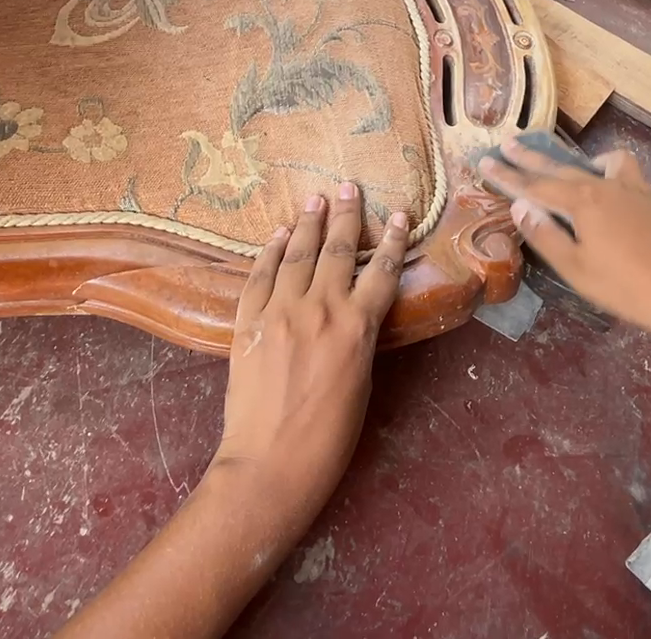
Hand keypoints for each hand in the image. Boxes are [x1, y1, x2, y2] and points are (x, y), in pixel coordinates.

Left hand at [212, 183, 406, 522]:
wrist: (270, 464)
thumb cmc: (329, 437)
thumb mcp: (361, 382)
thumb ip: (358, 338)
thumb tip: (355, 310)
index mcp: (357, 327)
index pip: (382, 270)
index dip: (394, 239)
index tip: (401, 213)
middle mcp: (321, 308)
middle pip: (339, 250)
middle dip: (347, 214)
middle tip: (349, 186)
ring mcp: (280, 311)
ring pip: (298, 255)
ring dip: (309, 224)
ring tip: (315, 199)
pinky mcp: (248, 322)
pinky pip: (259, 276)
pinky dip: (270, 252)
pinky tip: (278, 235)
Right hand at [479, 139, 650, 343]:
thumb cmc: (623, 287)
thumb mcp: (574, 268)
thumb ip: (544, 234)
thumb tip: (520, 205)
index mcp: (581, 202)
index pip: (533, 186)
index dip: (506, 175)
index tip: (484, 162)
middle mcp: (603, 186)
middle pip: (558, 168)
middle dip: (529, 158)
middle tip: (506, 144)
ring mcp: (630, 189)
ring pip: (593, 163)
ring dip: (571, 160)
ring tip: (560, 166)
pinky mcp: (649, 199)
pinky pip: (622, 169)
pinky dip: (606, 167)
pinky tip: (604, 181)